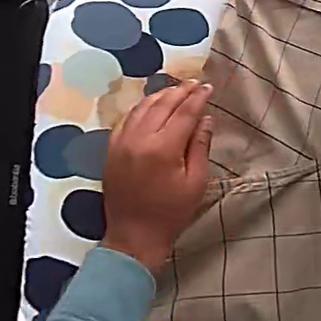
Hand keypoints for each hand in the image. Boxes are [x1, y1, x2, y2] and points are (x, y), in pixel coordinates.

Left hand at [101, 80, 214, 271]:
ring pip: (142, 107)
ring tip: (176, 90)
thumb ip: (200, 146)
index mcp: (163, 148)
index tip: (208, 88)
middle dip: (181, 91)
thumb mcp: (195, 182)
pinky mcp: (112, 149)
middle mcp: (139, 139)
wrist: (134, 237)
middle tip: (195, 84)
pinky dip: (141, 107)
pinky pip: (126, 119)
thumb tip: (205, 118)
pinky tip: (151, 105)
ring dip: (160, 95)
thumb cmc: (170, 213)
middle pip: (162, 104)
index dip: (198, 98)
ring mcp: (121, 142)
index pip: (184, 113)